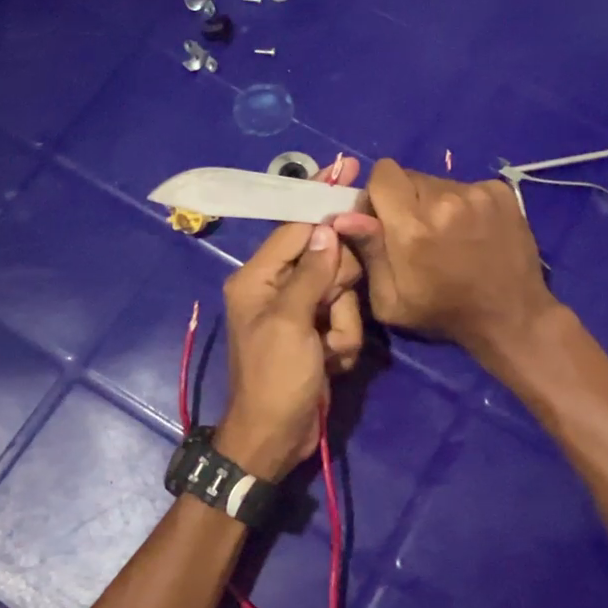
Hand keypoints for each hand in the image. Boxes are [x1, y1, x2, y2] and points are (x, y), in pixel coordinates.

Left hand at [215, 161, 365, 479]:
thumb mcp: (292, 323)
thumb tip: (326, 228)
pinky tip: (329, 368)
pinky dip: (344, 346)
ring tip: (326, 355)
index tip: (349, 168)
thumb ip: (311, 273)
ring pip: (344, 293)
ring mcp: (300, 314)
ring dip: (343, 327)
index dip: (323, 201)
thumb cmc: (275, 379)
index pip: (295, 227)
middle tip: (328, 322)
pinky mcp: (318, 336)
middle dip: (339, 293)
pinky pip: (346, 322)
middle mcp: (277, 289)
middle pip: (328, 260)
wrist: (275, 439)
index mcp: (257, 279)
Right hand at [332, 160, 560, 360]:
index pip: (383, 173)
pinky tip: (473, 232)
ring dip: (436, 202)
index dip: (378, 193)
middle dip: (406, 199)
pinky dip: (465, 204)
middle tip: (417, 231)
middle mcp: (444, 199)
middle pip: (410, 176)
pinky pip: (468, 186)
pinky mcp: (502, 192)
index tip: (384, 218)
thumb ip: (368, 253)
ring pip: (439, 182)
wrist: (510, 317)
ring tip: (449, 235)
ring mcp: (477, 193)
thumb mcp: (391, 301)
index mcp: (411, 226)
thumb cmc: (443, 314)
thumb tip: (343, 217)